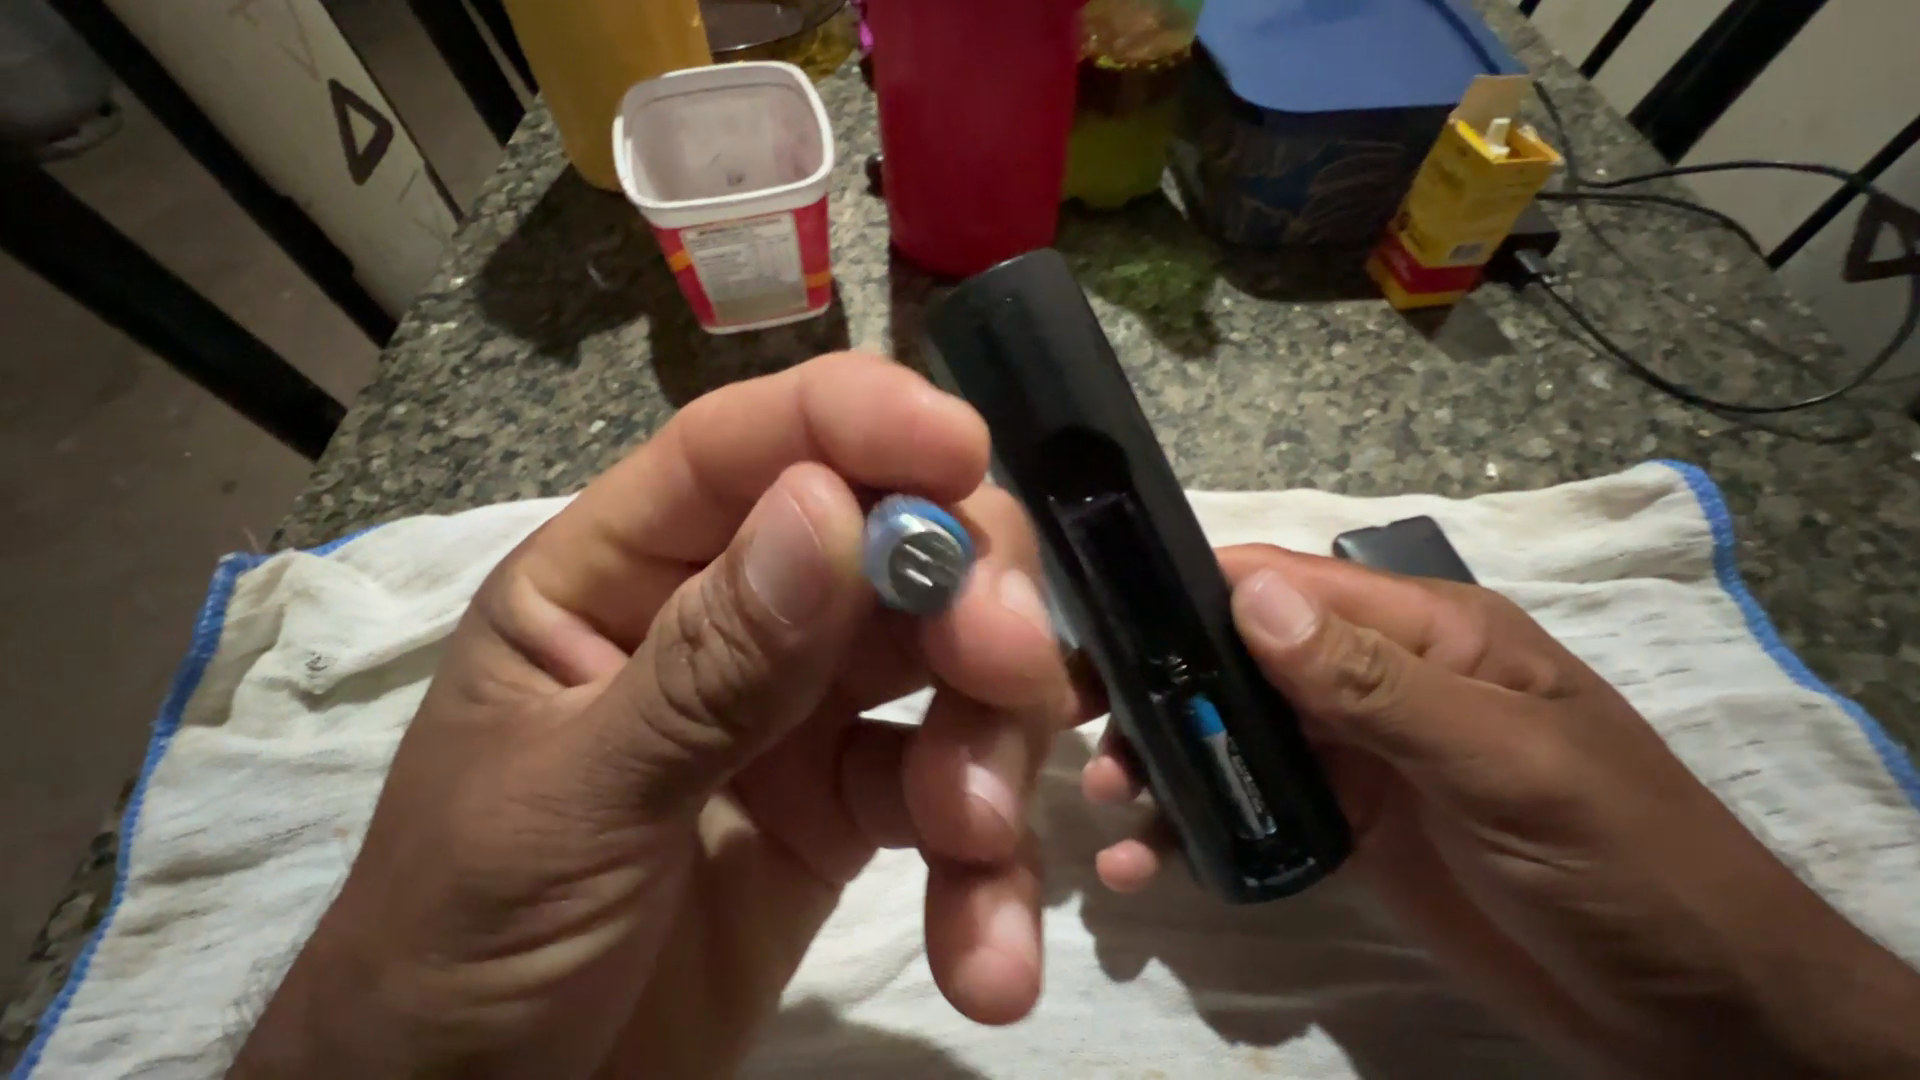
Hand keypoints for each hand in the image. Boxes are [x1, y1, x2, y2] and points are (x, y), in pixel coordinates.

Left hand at [234, 353, 1083, 1077]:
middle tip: (1007, 668)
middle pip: (886, 541)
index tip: (962, 448)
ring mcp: (803, 709)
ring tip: (980, 842)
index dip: (857, 422)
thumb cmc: (461, 952)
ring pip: (945, 663)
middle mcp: (731, 617)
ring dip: (991, 741)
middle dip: (965, 593)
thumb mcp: (569, 807)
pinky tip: (989, 962)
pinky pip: (949, 797)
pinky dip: (987, 870)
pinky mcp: (853, 805)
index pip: (746, 448)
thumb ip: (703, 668)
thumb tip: (827, 510)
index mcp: (623, 576)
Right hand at [1084, 546, 1919, 1078]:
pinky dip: (1195, 828)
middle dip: (1156, 687)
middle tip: (1081, 722)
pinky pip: (1248, 808)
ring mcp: (1348, 753)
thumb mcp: (1505, 761)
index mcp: (1415, 629)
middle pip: (1235, 659)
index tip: (1101, 621)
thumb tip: (1252, 601)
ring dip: (1163, 760)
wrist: (1690, 1015)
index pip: (1281, 582)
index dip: (1189, 591)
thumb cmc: (1620, 858)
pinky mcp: (1337, 822)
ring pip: (1229, 734)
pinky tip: (1148, 859)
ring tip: (1108, 800)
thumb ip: (1376, 682)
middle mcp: (1367, 678)